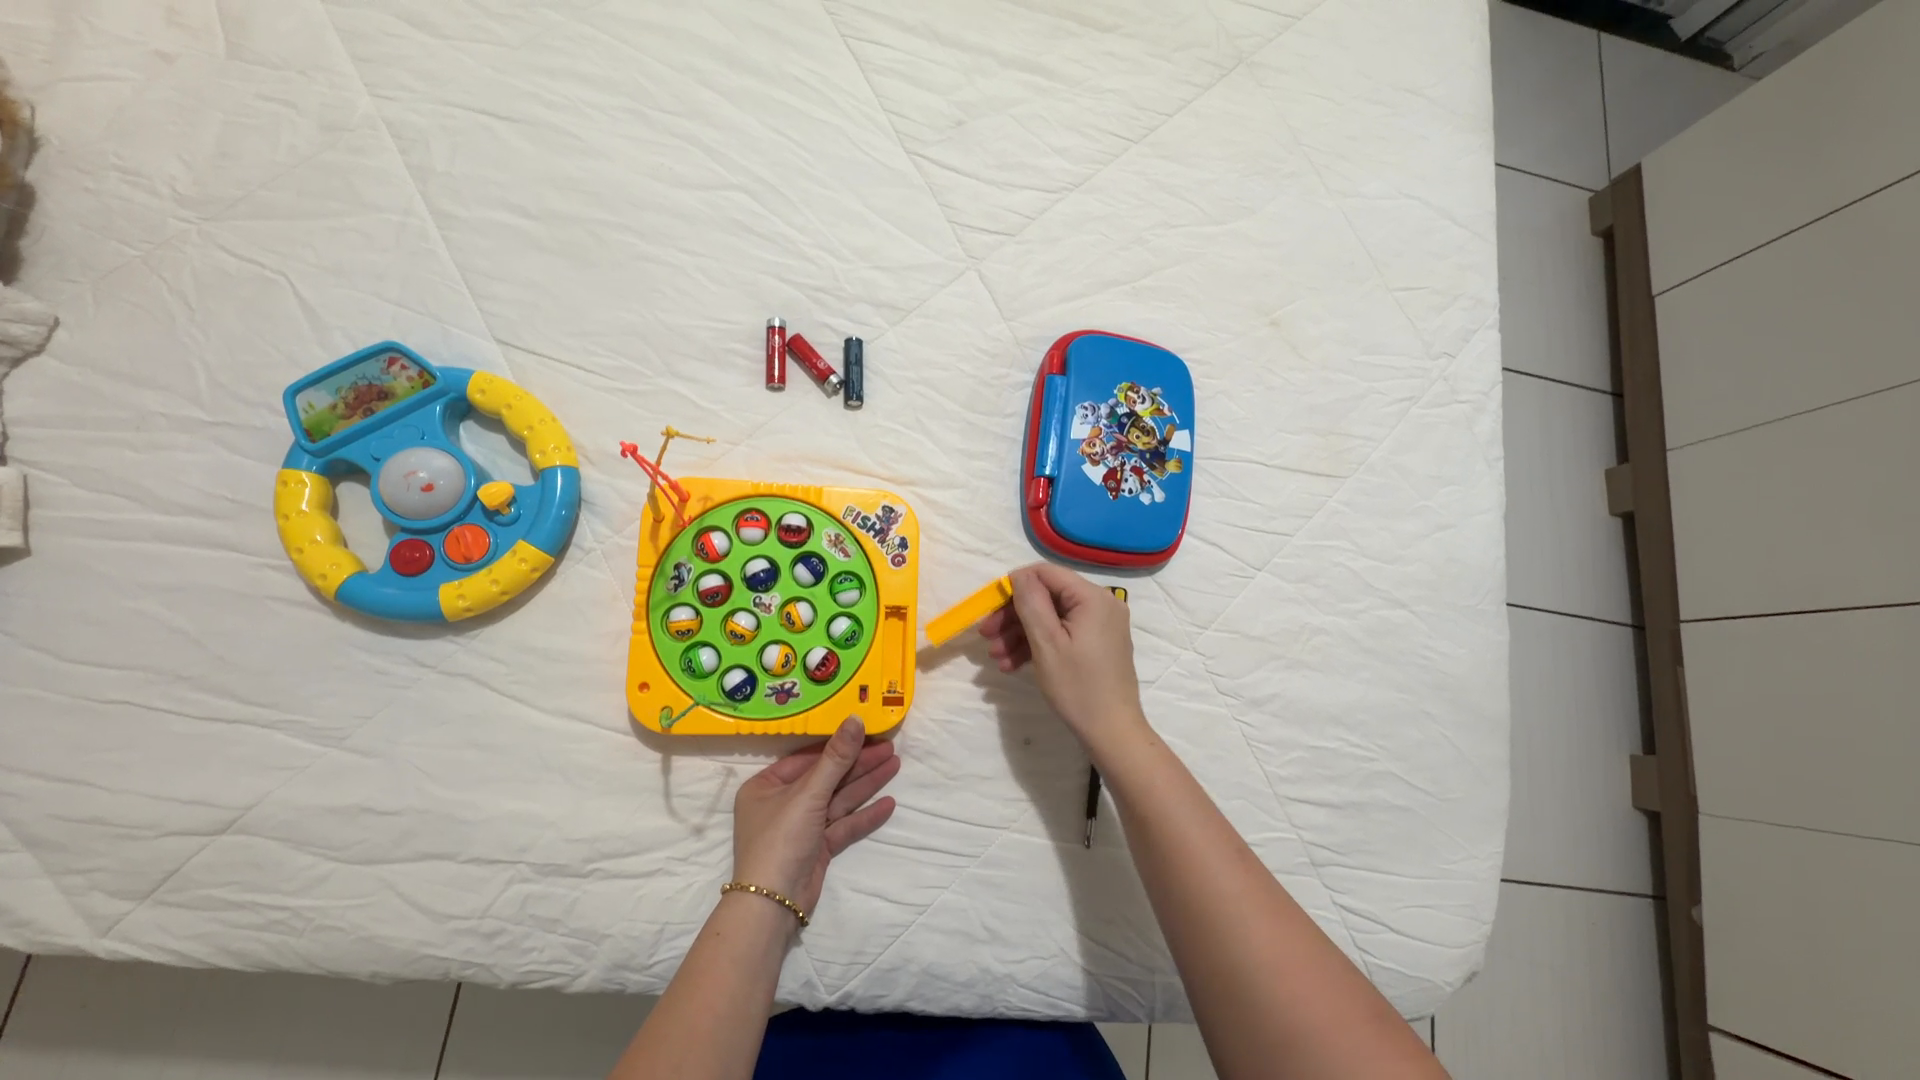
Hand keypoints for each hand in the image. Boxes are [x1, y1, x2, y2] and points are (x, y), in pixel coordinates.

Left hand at [731, 719, 899, 917]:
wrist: (773, 905)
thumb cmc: (781, 840)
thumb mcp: (808, 794)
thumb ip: (836, 758)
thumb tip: (855, 718)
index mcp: (766, 786)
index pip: (807, 758)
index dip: (838, 745)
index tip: (866, 732)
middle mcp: (781, 804)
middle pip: (826, 777)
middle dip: (858, 764)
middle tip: (890, 748)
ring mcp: (800, 828)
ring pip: (837, 800)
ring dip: (866, 784)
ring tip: (895, 765)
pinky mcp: (816, 848)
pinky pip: (842, 825)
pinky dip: (864, 815)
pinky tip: (888, 804)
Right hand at [978, 563, 1146, 745]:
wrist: (1111, 731)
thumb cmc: (1077, 686)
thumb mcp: (1046, 643)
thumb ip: (1030, 603)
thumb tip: (1018, 575)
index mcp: (1093, 597)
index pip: (1045, 573)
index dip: (1014, 586)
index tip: (989, 609)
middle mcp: (1101, 604)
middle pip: (1047, 596)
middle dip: (1013, 616)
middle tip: (986, 637)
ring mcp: (1101, 625)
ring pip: (1051, 618)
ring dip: (1020, 634)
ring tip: (996, 658)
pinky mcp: (1097, 644)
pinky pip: (1062, 634)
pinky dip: (1038, 645)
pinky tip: (1012, 664)